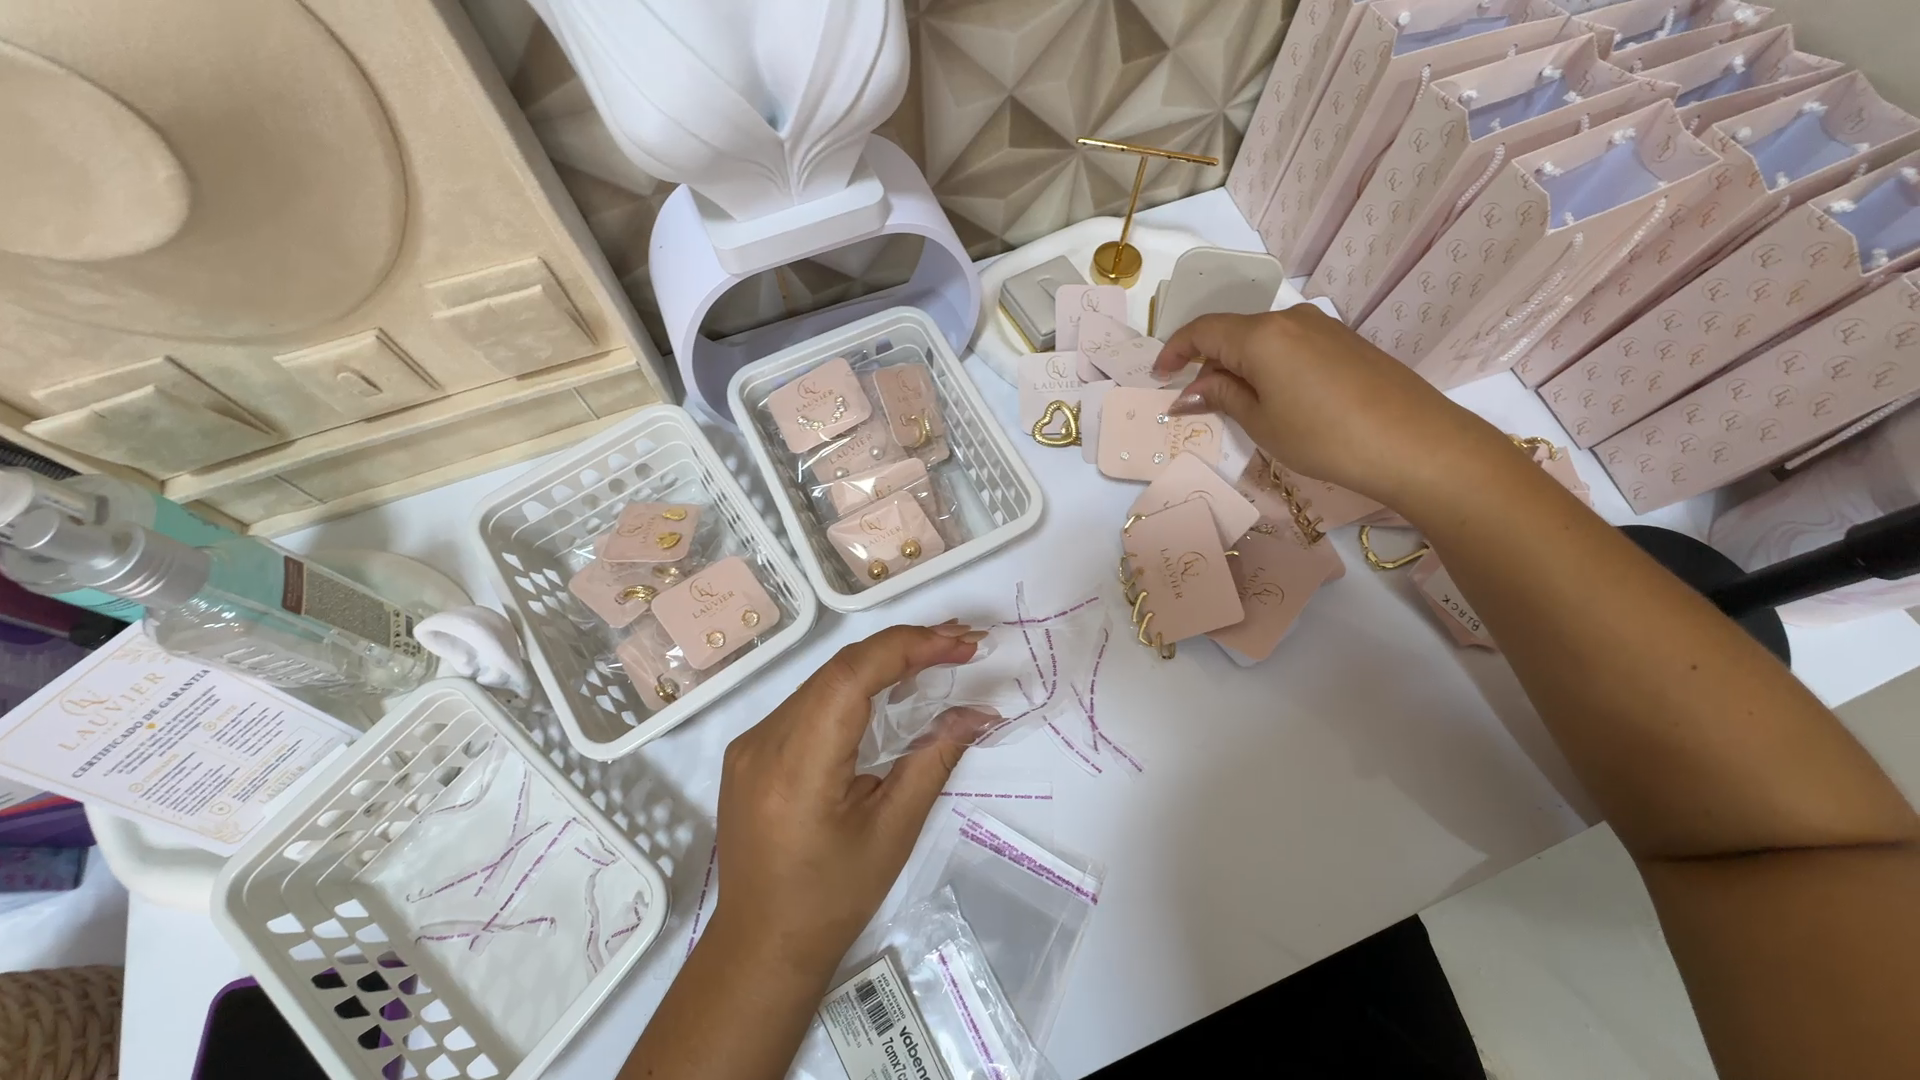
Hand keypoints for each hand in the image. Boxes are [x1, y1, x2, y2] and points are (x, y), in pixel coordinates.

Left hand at [711, 622, 985, 972]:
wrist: (762, 941)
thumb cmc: (834, 898)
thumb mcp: (894, 831)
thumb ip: (934, 760)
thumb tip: (980, 713)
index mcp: (797, 766)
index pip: (852, 676)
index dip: (910, 647)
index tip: (962, 644)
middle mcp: (763, 742)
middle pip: (838, 670)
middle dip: (904, 647)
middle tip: (962, 641)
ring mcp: (750, 743)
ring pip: (823, 680)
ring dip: (881, 663)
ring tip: (938, 654)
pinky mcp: (751, 750)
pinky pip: (808, 702)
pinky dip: (853, 687)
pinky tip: (889, 687)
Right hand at [1153, 308, 1508, 506]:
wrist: (1414, 442)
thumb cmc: (1325, 437)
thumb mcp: (1262, 423)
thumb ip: (1222, 397)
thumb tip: (1190, 391)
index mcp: (1261, 334)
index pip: (1202, 331)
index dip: (1174, 352)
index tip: (1159, 378)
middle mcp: (1290, 318)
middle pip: (1233, 332)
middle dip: (1208, 362)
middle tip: (1197, 400)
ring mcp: (1323, 327)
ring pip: (1264, 340)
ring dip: (1240, 366)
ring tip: (1237, 405)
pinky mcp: (1346, 342)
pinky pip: (1291, 346)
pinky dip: (1269, 366)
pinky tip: (1276, 398)